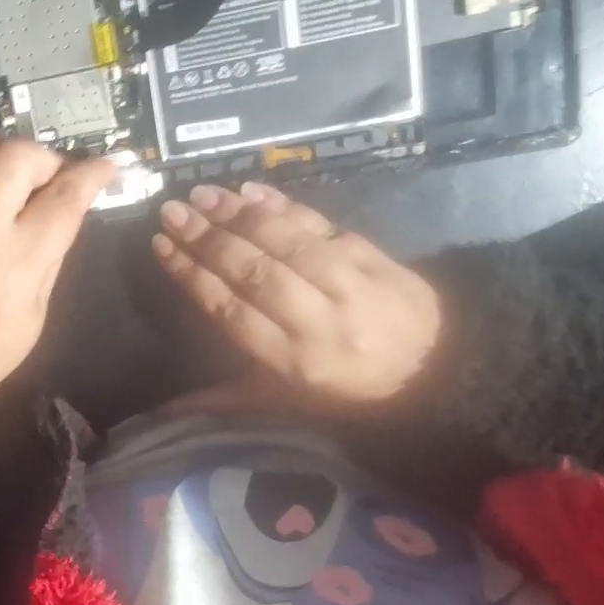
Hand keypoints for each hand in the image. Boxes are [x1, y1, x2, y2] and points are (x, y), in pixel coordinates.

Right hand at [153, 182, 439, 402]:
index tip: (161, 247)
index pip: (231, 311)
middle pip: (254, 272)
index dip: (193, 277)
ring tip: (201, 194)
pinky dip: (284, 205)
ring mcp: (350, 285)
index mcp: (294, 361)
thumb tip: (166, 413)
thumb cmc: (352, 393)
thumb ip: (228, 398)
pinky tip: (251, 191)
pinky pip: (322, 226)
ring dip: (239, 215)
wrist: (442, 371)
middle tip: (171, 211)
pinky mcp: (373, 258)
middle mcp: (319, 320)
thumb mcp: (290, 404)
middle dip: (207, 239)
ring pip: (287, 243)